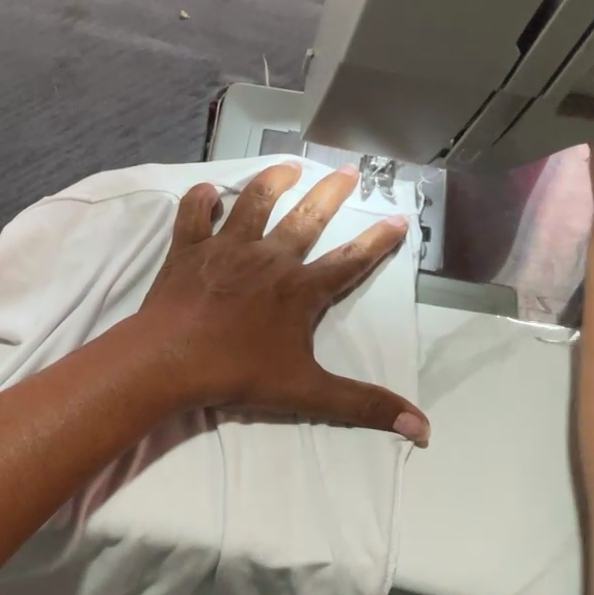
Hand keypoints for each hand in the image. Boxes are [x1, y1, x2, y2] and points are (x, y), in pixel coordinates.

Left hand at [134, 162, 429, 445]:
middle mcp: (268, 258)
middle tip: (348, 170)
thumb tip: (422, 428)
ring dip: (272, 181)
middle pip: (307, 217)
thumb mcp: (306, 393)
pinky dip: (201, 200)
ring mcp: (225, 248)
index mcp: (300, 290)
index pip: (349, 261)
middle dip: (332, 192)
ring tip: (287, 167)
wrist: (171, 360)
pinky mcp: (187, 249)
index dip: (377, 241)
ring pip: (253, 202)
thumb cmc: (237, 374)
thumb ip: (362, 405)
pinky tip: (207, 191)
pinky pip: (194, 214)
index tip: (399, 218)